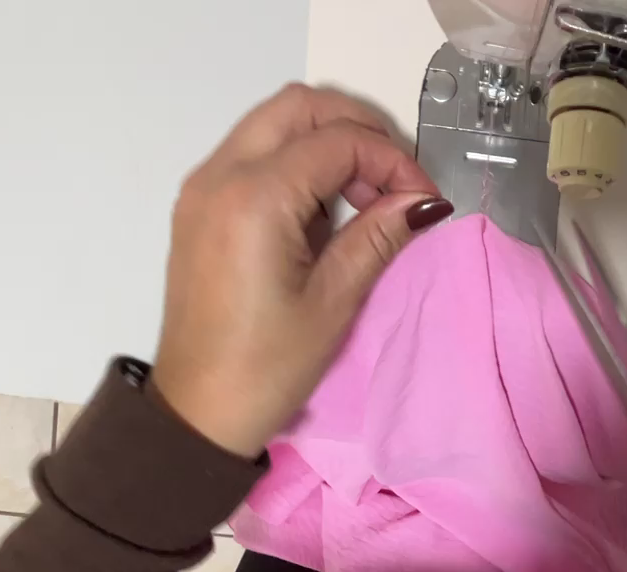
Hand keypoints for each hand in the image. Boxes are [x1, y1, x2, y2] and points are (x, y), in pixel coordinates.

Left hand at [149, 84, 454, 456]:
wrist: (200, 410)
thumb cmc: (269, 368)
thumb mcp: (334, 302)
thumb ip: (377, 237)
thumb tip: (423, 202)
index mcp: (254, 198)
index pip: (337, 141)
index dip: (393, 161)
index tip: (426, 201)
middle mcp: (219, 173)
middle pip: (300, 107)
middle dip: (360, 131)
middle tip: (398, 182)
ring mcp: (203, 187)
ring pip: (275, 125)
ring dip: (328, 144)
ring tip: (367, 201)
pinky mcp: (201, 207)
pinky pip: (254, 156)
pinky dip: (298, 165)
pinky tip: (325, 214)